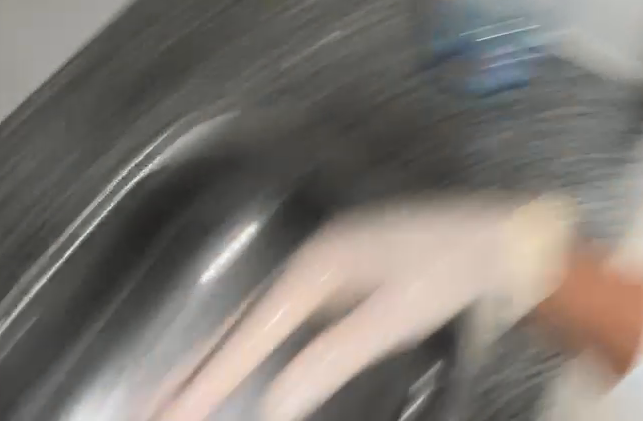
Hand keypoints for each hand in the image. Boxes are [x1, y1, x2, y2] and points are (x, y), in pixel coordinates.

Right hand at [151, 194, 574, 420]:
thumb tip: (270, 404)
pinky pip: (284, 308)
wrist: (495, 239)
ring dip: (220, 352)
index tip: (163, 417)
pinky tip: (247, 355)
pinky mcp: (345, 267)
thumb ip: (327, 359)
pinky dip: (256, 336)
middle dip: (195, 366)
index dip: (206, 380)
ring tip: (178, 391)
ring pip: (260, 313)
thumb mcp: (389, 319)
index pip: (250, 332)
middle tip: (147, 407)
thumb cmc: (446, 274)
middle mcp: (312, 256)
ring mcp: (328, 257)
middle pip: (243, 318)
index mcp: (317, 265)